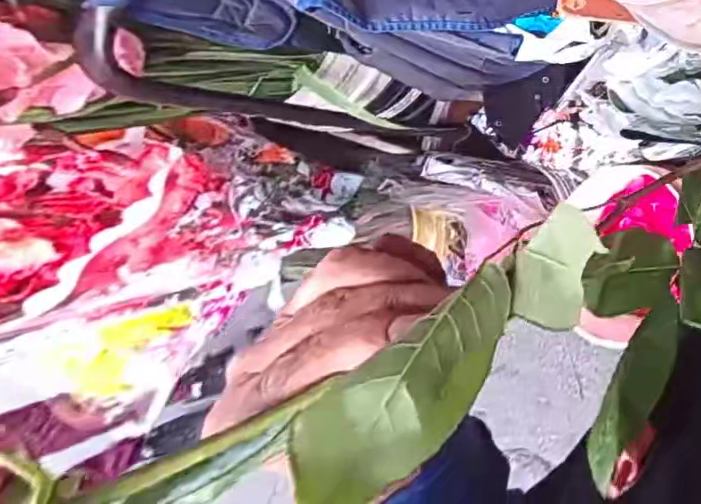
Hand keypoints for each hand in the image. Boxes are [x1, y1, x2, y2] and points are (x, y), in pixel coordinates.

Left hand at [204, 234, 449, 436]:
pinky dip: (397, 256)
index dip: (377, 332)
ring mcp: (288, 317)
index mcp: (249, 410)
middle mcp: (257, 360)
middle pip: (334, 305)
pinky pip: (358, 256)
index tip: (428, 326)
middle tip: (452, 304)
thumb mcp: (369, 438)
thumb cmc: (371, 445)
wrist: (371, 442)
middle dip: (404, 299)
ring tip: (443, 292)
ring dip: (404, 275)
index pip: (313, 352)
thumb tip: (423, 342)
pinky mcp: (320, 289)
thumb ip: (384, 392)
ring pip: (341, 268)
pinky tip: (425, 275)